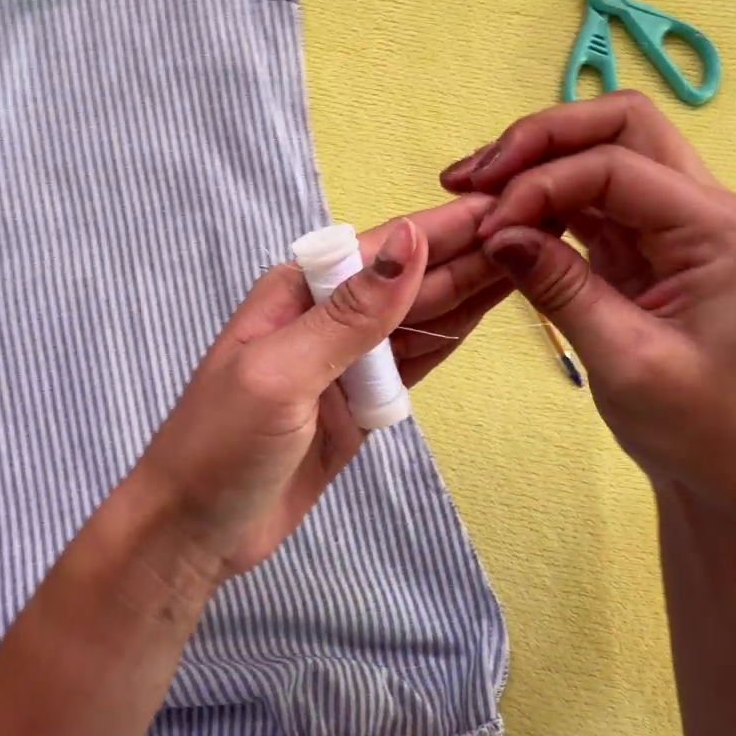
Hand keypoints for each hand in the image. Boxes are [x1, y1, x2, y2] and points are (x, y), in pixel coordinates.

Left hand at [136, 195, 508, 580]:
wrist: (193, 531)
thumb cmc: (219, 446)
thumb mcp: (282, 374)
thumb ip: (350, 315)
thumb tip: (410, 241)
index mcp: (295, 295)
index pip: (381, 250)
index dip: (444, 228)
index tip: (509, 204)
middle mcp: (321, 321)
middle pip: (405, 281)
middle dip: (466, 256)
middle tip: (541, 229)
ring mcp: (340, 366)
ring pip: (414, 321)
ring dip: (465, 295)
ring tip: (528, 264)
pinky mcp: (354, 408)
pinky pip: (409, 368)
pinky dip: (444, 344)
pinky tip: (481, 318)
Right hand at [441, 91, 735, 519]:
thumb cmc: (702, 428)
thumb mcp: (625, 359)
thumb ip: (560, 286)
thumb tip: (495, 231)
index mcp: (723, 230)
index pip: (617, 166)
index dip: (540, 182)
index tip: (487, 224)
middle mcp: (711, 211)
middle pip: (621, 128)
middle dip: (541, 140)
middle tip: (474, 175)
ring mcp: (680, 227)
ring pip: (604, 156)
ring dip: (537, 165)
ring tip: (474, 190)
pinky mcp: (651, 249)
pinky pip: (594, 201)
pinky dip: (545, 201)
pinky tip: (503, 216)